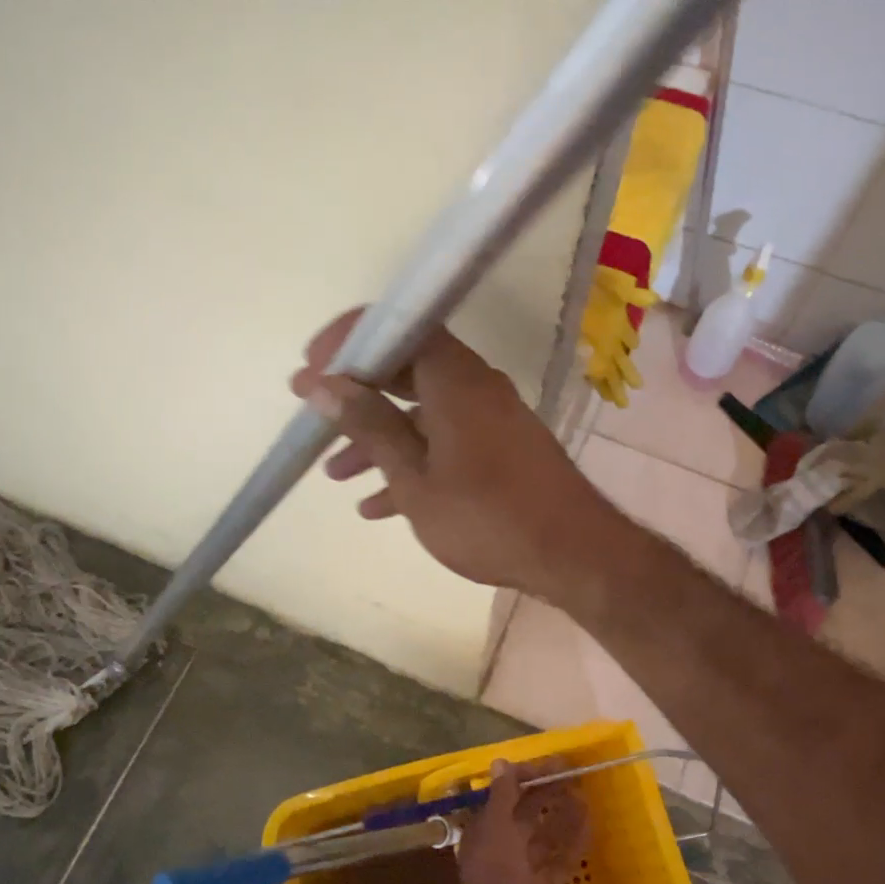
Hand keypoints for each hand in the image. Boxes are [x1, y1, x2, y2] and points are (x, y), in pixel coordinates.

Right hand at [292, 308, 620, 596]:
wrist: (572, 555)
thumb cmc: (486, 517)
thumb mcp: (414, 478)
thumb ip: (370, 427)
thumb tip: (322, 383)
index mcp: (455, 379)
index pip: (399, 328)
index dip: (351, 341)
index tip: (312, 367)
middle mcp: (475, 388)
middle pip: (408, 373)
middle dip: (357, 394)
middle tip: (313, 412)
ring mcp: (491, 421)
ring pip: (423, 416)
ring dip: (379, 440)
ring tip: (334, 474)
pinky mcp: (501, 453)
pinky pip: (446, 445)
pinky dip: (412, 465)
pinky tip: (376, 506)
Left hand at [453, 759, 589, 883]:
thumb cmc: (495, 875)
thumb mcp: (495, 829)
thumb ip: (502, 795)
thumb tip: (501, 761)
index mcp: (486, 830)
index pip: (506, 794)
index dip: (526, 776)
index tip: (552, 763)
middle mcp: (505, 845)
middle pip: (528, 811)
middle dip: (548, 792)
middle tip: (574, 773)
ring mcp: (527, 867)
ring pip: (548, 834)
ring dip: (564, 814)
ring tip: (585, 794)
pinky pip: (564, 858)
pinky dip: (576, 841)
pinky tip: (592, 822)